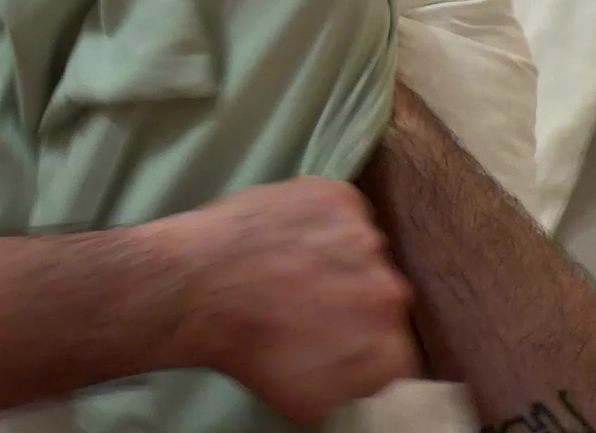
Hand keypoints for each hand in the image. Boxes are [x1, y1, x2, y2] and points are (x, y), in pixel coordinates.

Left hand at [143, 178, 418, 423]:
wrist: (203, 283)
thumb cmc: (249, 346)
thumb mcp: (310, 400)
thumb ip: (353, 384)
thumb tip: (358, 367)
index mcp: (392, 349)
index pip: (392, 341)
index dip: (357, 331)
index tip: (328, 323)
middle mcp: (391, 292)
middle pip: (378, 288)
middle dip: (349, 289)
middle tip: (304, 287)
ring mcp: (365, 238)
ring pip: (359, 243)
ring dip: (334, 248)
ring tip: (289, 254)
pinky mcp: (338, 196)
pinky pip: (339, 204)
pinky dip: (319, 211)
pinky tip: (288, 225)